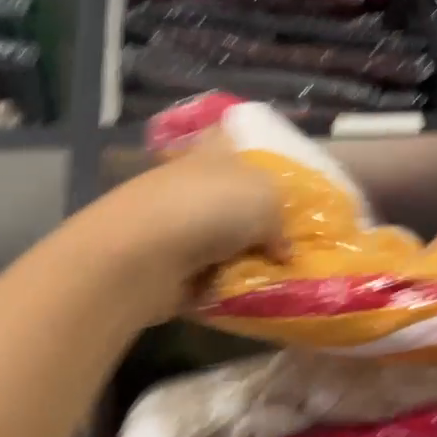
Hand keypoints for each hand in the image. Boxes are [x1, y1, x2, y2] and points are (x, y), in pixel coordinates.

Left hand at [81, 139, 284, 322]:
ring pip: (222, 241)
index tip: (278, 177)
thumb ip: (281, 220)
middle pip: (233, 198)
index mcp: (214, 152)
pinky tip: (250, 298)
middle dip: (260, 220)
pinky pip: (207, 277)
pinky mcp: (166, 266)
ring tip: (279, 277)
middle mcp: (193, 184)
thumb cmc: (210, 206)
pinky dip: (224, 287)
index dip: (253, 152)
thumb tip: (280, 249)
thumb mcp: (268, 198)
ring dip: (244, 259)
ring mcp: (177, 226)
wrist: (143, 254)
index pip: (231, 138)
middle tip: (293, 242)